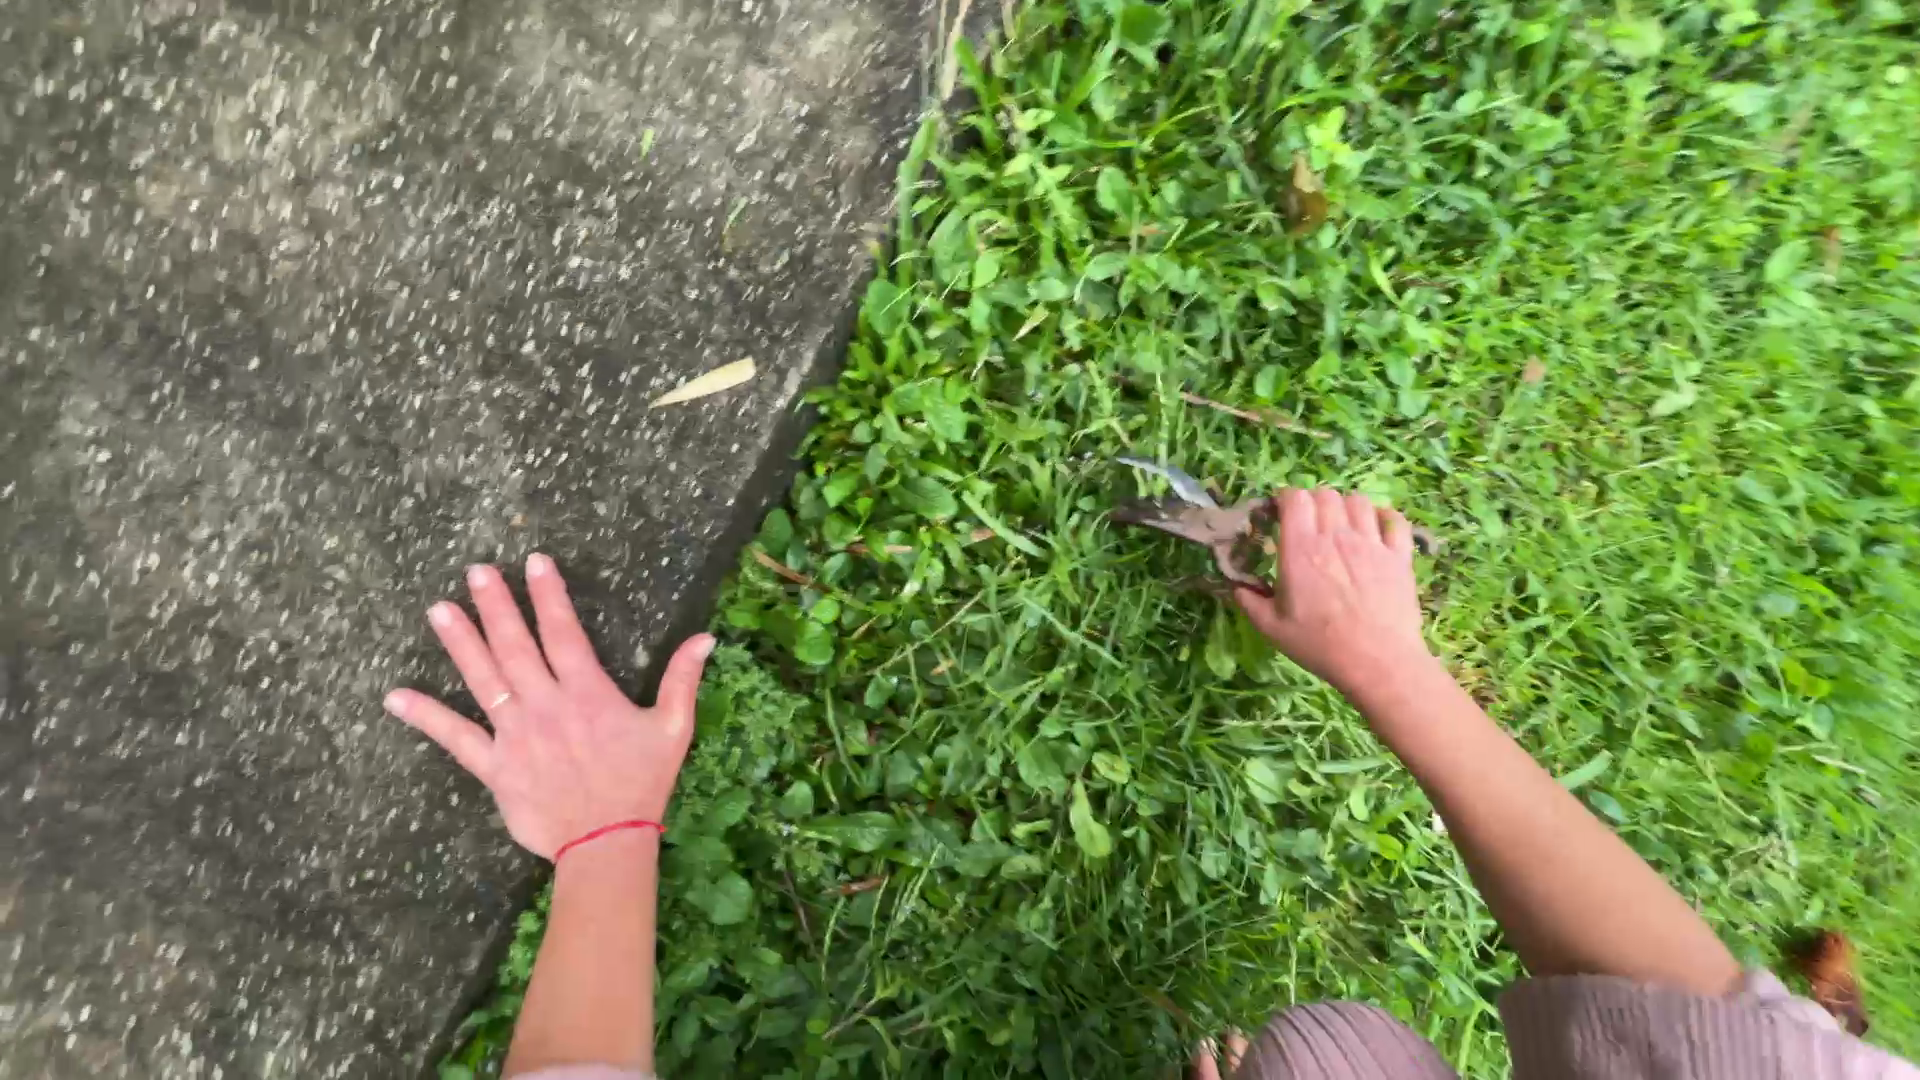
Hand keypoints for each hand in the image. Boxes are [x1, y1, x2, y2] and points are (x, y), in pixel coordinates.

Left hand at [383, 554, 713, 858]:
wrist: (607, 840)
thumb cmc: (644, 779)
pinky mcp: (494, 767)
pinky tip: (396, 695)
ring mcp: (514, 735)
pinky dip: (426, 716)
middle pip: (516, 647)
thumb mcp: (674, 726)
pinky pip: (455, 738)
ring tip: (439, 610)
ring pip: (483, 680)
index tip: (534, 562)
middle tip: (475, 571)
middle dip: (496, 606)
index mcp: (588, 693)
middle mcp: (546, 705)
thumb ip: (682, 678)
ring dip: (460, 643)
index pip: (564, 632)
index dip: (548, 595)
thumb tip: (705, 636)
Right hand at [1235, 488, 1430, 697]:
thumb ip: (1249, 602)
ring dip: (1344, 506)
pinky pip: (1394, 520)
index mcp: (1300, 550)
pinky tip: (1374, 527)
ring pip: (1358, 501)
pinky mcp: (1399, 556)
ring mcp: (1372, 544)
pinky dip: (1382, 516)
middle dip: (1312, 501)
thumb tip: (1236, 587)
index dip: (1285, 499)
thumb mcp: (1272, 628)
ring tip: (1339, 524)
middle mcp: (1336, 537)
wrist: (1378, 662)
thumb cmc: (1319, 644)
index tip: (1279, 513)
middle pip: (1325, 494)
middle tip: (1307, 522)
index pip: (1294, 499)